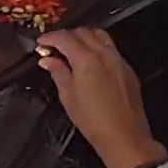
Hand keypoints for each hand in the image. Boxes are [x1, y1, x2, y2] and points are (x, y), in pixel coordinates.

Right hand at [37, 28, 165, 167]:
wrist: (124, 135)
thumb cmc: (91, 119)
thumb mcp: (68, 96)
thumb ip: (58, 73)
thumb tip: (47, 59)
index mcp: (86, 59)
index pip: (65, 38)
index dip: (51, 37)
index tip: (40, 42)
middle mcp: (104, 53)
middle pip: (84, 32)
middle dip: (67, 36)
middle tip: (55, 47)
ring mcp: (119, 59)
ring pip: (100, 36)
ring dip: (84, 37)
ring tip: (73, 49)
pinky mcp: (127, 69)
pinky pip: (110, 48)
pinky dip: (97, 47)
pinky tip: (91, 60)